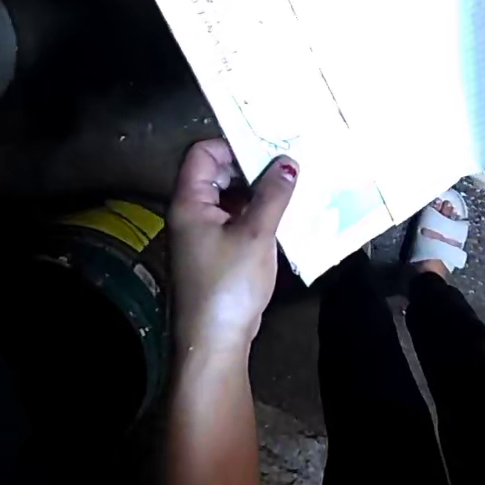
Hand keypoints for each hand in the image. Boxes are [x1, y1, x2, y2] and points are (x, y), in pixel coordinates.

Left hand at [167, 139, 297, 364]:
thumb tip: (288, 161)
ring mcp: (206, 232)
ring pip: (232, 196)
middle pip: (218, 172)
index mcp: (190, 202)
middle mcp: (193, 212)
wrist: (215, 338)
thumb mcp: (256, 233)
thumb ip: (273, 194)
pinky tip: (286, 214)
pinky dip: (259, 211)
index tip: (270, 148)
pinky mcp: (219, 250)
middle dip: (253, 166)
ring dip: (260, 190)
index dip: (234, 146)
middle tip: (290, 164)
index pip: (203, 153)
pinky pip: (239, 217)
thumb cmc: (230, 282)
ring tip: (294, 186)